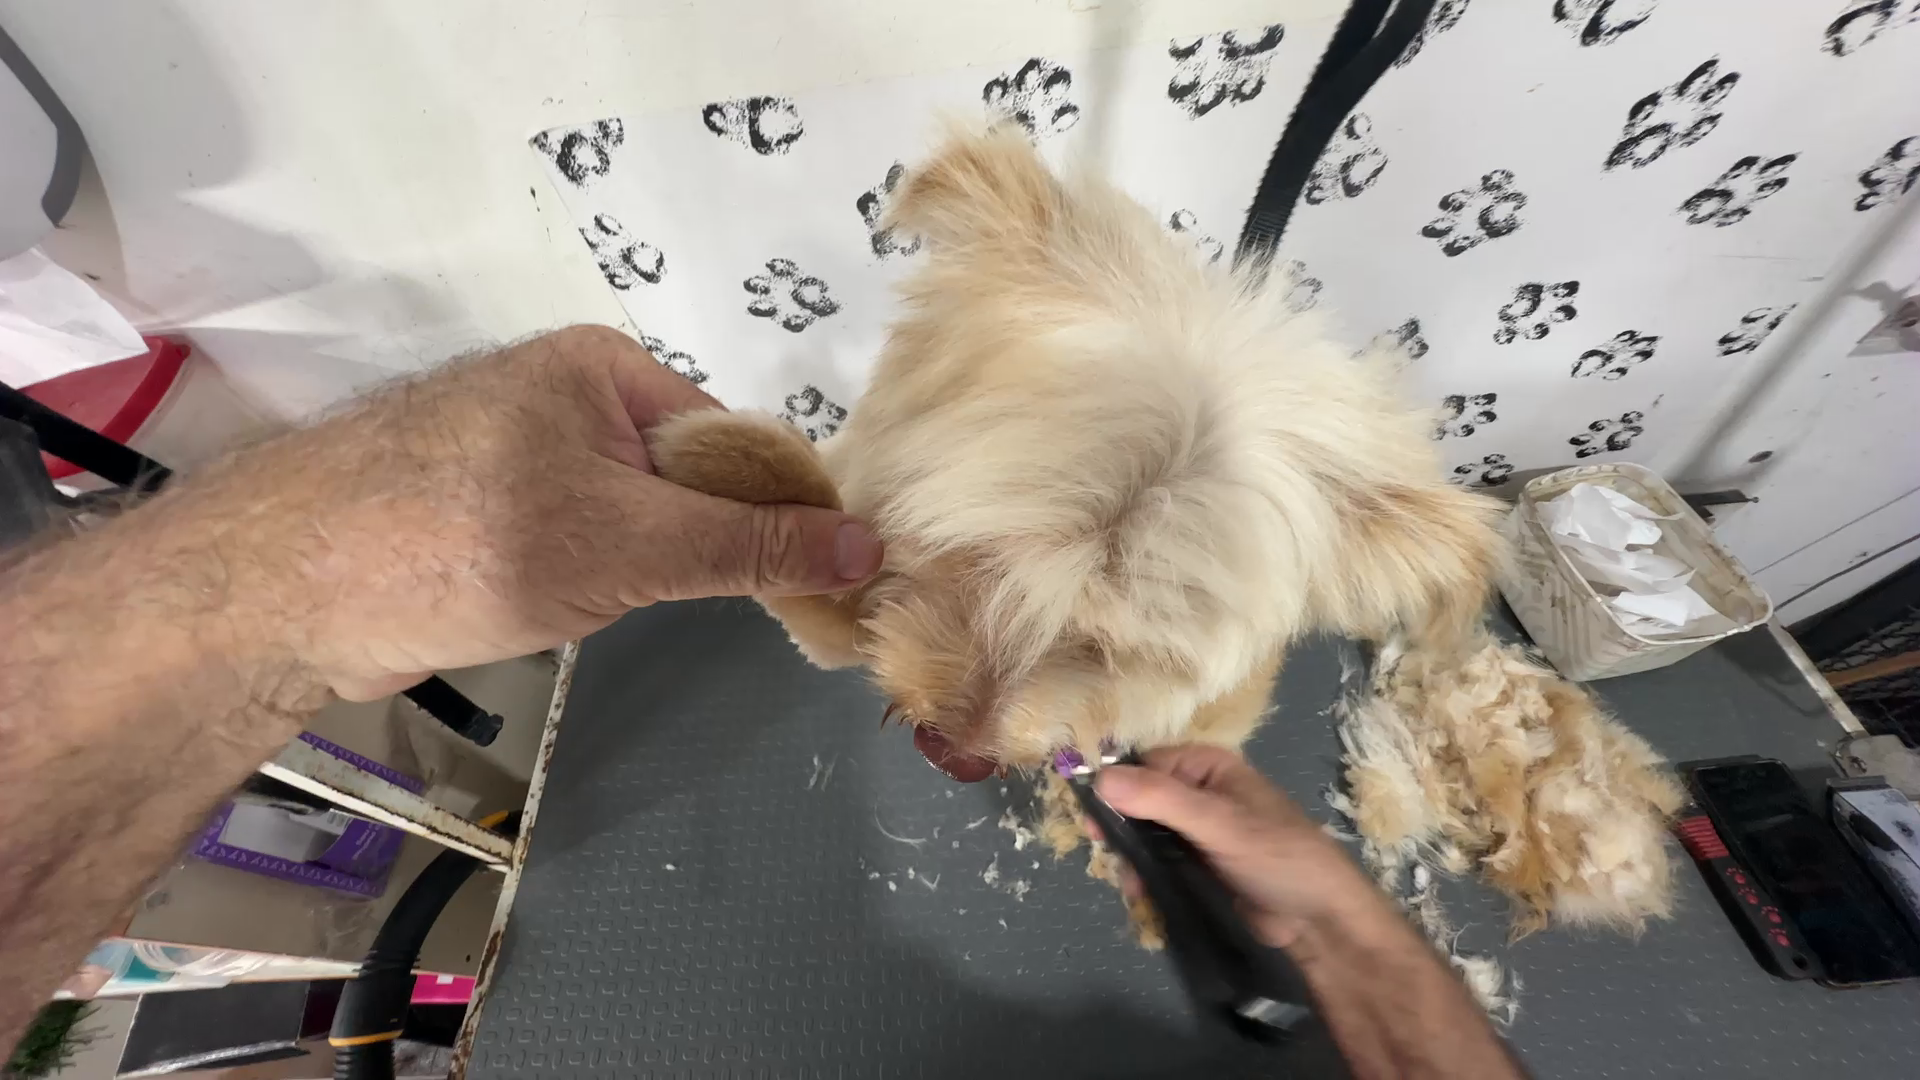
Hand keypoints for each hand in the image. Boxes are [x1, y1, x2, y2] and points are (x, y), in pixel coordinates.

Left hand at [122, 326, 883, 699]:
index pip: (737, 438)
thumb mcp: (638, 545)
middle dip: (715, 536)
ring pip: (643, 503)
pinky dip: (615, 561)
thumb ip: (757, 546)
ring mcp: (528, 443)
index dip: (779, 506)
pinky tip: (592, 594)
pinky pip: (593, 521)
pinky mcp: (495, 495)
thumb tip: (869, 546)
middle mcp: (571, 391)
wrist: (265, 604)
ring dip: (662, 554)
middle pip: (692, 471)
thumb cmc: (468, 545)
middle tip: (727, 597)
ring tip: (637, 595)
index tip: (813, 570)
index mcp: (610, 368)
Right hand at [1096, 745, 1379, 950]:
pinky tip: (1143, 892)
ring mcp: (1197, 827)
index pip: (1144, 763)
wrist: (1321, 922)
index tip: (1093, 815)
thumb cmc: (1277, 856)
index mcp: (1205, 764)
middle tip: (1104, 850)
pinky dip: (1145, 872)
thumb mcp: (1218, 823)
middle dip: (1121, 825)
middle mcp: (1198, 789)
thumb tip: (1098, 777)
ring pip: (1144, 831)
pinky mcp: (1197, 860)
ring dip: (1131, 854)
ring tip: (1131, 884)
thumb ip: (1160, 799)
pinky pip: (1157, 857)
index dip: (1115, 785)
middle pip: (1139, 797)